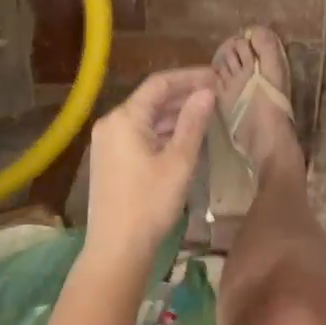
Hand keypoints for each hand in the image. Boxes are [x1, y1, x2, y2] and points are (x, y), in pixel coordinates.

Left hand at [83, 67, 216, 262]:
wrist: (117, 246)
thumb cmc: (150, 203)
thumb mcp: (178, 162)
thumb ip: (193, 123)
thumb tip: (206, 93)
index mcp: (124, 118)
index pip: (159, 84)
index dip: (190, 77)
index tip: (218, 77)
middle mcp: (111, 124)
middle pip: (151, 100)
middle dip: (184, 96)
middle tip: (217, 95)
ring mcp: (108, 144)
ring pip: (146, 119)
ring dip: (175, 115)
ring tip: (207, 115)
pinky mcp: (111, 162)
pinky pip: (140, 136)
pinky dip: (163, 132)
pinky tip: (185, 139)